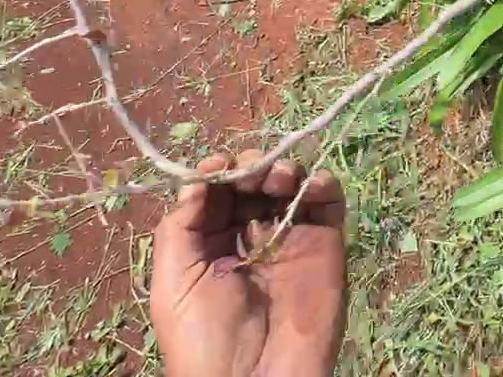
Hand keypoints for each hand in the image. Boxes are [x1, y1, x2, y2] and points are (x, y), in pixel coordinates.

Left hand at [150, 150, 346, 376]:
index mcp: (213, 245)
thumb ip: (179, 229)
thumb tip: (198, 177)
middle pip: (256, 181)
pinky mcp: (326, 239)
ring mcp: (292, 234)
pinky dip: (323, 182)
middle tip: (252, 170)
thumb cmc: (205, 339)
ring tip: (279, 179)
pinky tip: (311, 185)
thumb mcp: (173, 286)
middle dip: (253, 165)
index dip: (220, 172)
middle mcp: (253, 234)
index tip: (220, 164)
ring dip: (286, 169)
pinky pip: (329, 200)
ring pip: (293, 183)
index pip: (219, 192)